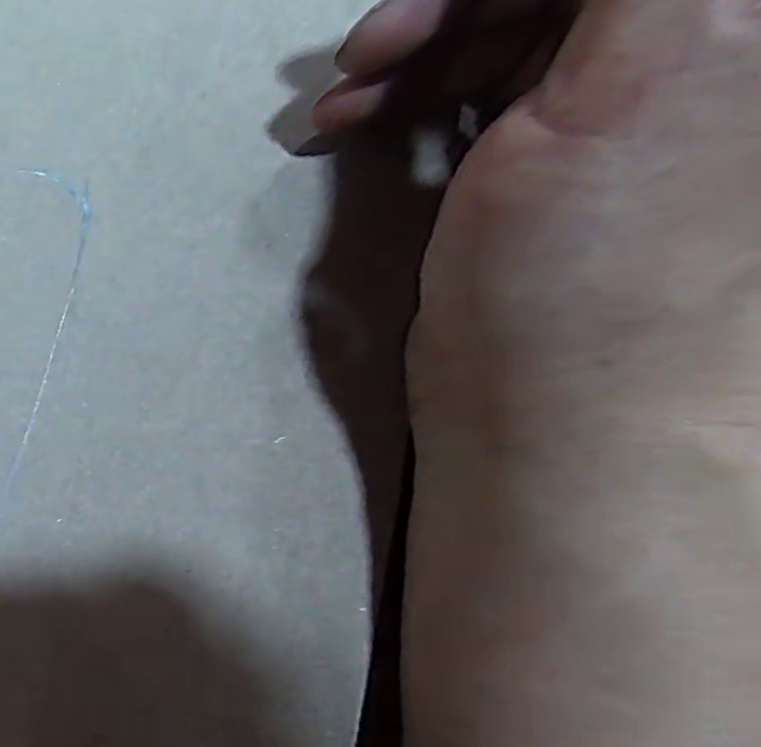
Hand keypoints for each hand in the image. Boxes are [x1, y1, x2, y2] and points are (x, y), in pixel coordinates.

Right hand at [318, 0, 760, 447]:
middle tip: (358, 57)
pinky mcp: (535, 158)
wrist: (547, 394)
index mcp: (727, 17)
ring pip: (501, 31)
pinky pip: (475, 89)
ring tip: (339, 106)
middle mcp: (686, 43)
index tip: (406, 21)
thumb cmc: (593, 255)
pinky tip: (355, 124)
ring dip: (409, 58)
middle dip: (441, 14)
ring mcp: (604, 101)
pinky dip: (407, 98)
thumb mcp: (647, 72)